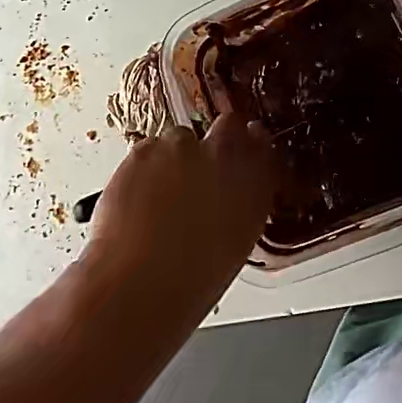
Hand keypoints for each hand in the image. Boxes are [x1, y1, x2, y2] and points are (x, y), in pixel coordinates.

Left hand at [83, 112, 276, 300]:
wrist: (144, 277)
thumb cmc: (192, 276)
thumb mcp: (236, 241)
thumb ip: (239, 205)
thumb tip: (227, 197)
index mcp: (255, 183)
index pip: (263, 145)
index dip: (251, 144)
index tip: (245, 146)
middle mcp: (223, 156)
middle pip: (228, 126)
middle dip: (215, 140)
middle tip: (198, 167)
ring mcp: (182, 148)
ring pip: (179, 138)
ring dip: (174, 156)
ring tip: (160, 194)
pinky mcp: (143, 149)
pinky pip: (146, 148)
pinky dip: (143, 166)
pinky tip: (138, 195)